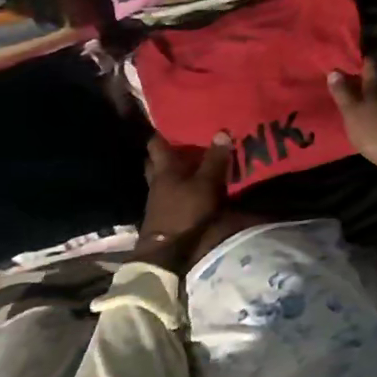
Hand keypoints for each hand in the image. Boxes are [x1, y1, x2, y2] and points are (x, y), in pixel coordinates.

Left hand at [135, 133, 232, 270]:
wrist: (166, 255)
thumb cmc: (185, 213)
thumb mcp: (206, 185)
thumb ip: (214, 160)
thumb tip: (221, 131)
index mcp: (164, 169)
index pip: (156, 143)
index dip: (162, 132)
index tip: (172, 122)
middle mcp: (156, 181)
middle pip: (155, 162)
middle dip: (166, 153)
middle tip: (183, 145)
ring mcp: (156, 201)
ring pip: (160, 180)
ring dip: (172, 174)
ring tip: (191, 167)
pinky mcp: (161, 217)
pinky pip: (167, 196)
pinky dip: (176, 191)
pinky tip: (189, 192)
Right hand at [327, 60, 376, 190]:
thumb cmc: (375, 132)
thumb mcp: (352, 112)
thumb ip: (342, 92)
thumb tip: (334, 71)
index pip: (369, 62)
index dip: (357, 57)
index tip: (342, 57)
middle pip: (373, 78)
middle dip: (357, 77)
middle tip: (338, 78)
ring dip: (363, 94)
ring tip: (346, 97)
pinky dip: (370, 107)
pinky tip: (361, 114)